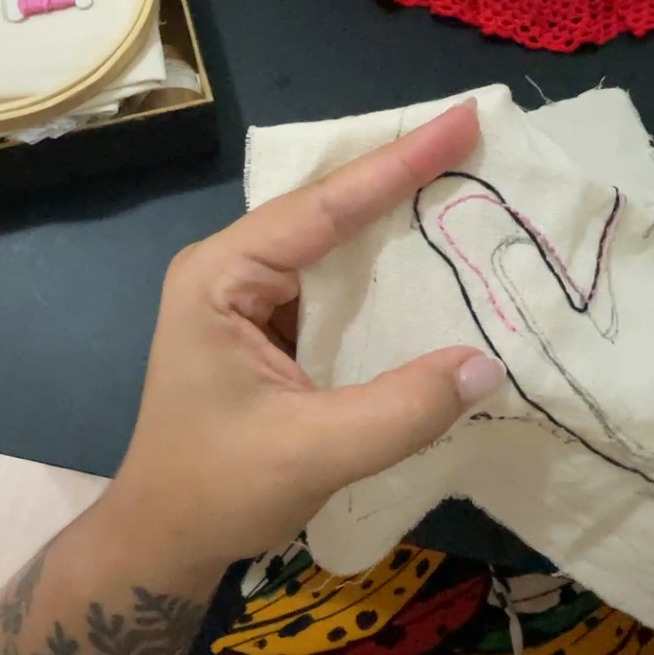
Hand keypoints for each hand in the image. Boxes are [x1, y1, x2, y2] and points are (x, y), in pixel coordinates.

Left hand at [106, 101, 507, 567]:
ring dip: (391, 215)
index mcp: (221, 276)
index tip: (460, 120)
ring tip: (459, 181)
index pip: (322, 208)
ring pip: (328, 239)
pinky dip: (378, 267)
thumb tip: (489, 364)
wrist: (164, 534)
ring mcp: (245, 293)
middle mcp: (228, 268)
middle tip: (468, 138)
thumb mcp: (313, 452)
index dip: (397, 164)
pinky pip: (330, 279)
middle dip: (396, 174)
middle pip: (324, 208)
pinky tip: (424, 258)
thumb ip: (402, 410)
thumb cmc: (217, 490)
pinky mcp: (264, 320)